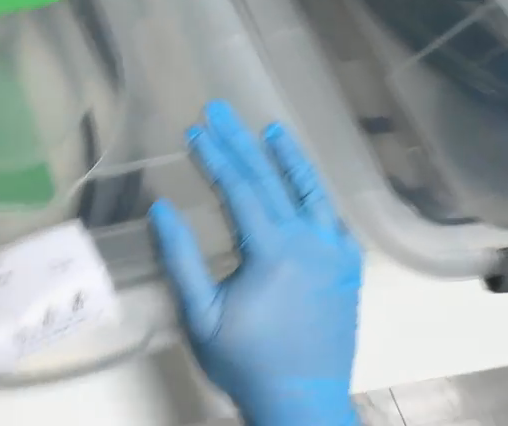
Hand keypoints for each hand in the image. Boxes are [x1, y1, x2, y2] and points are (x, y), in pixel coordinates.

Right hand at [151, 101, 361, 425]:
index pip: (240, 189)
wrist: (305, 407)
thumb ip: (180, 257)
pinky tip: (308, 188)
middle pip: (271, 182)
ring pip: (312, 196)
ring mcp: (335, 259)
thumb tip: (160, 206)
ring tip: (273, 130)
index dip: (214, 157)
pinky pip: (334, 224)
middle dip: (241, 144)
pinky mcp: (348, 275)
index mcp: (275, 253)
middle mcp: (311, 246)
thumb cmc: (245, 361)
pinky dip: (318, 198)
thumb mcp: (201, 313)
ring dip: (290, 160)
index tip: (193, 130)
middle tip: (218, 111)